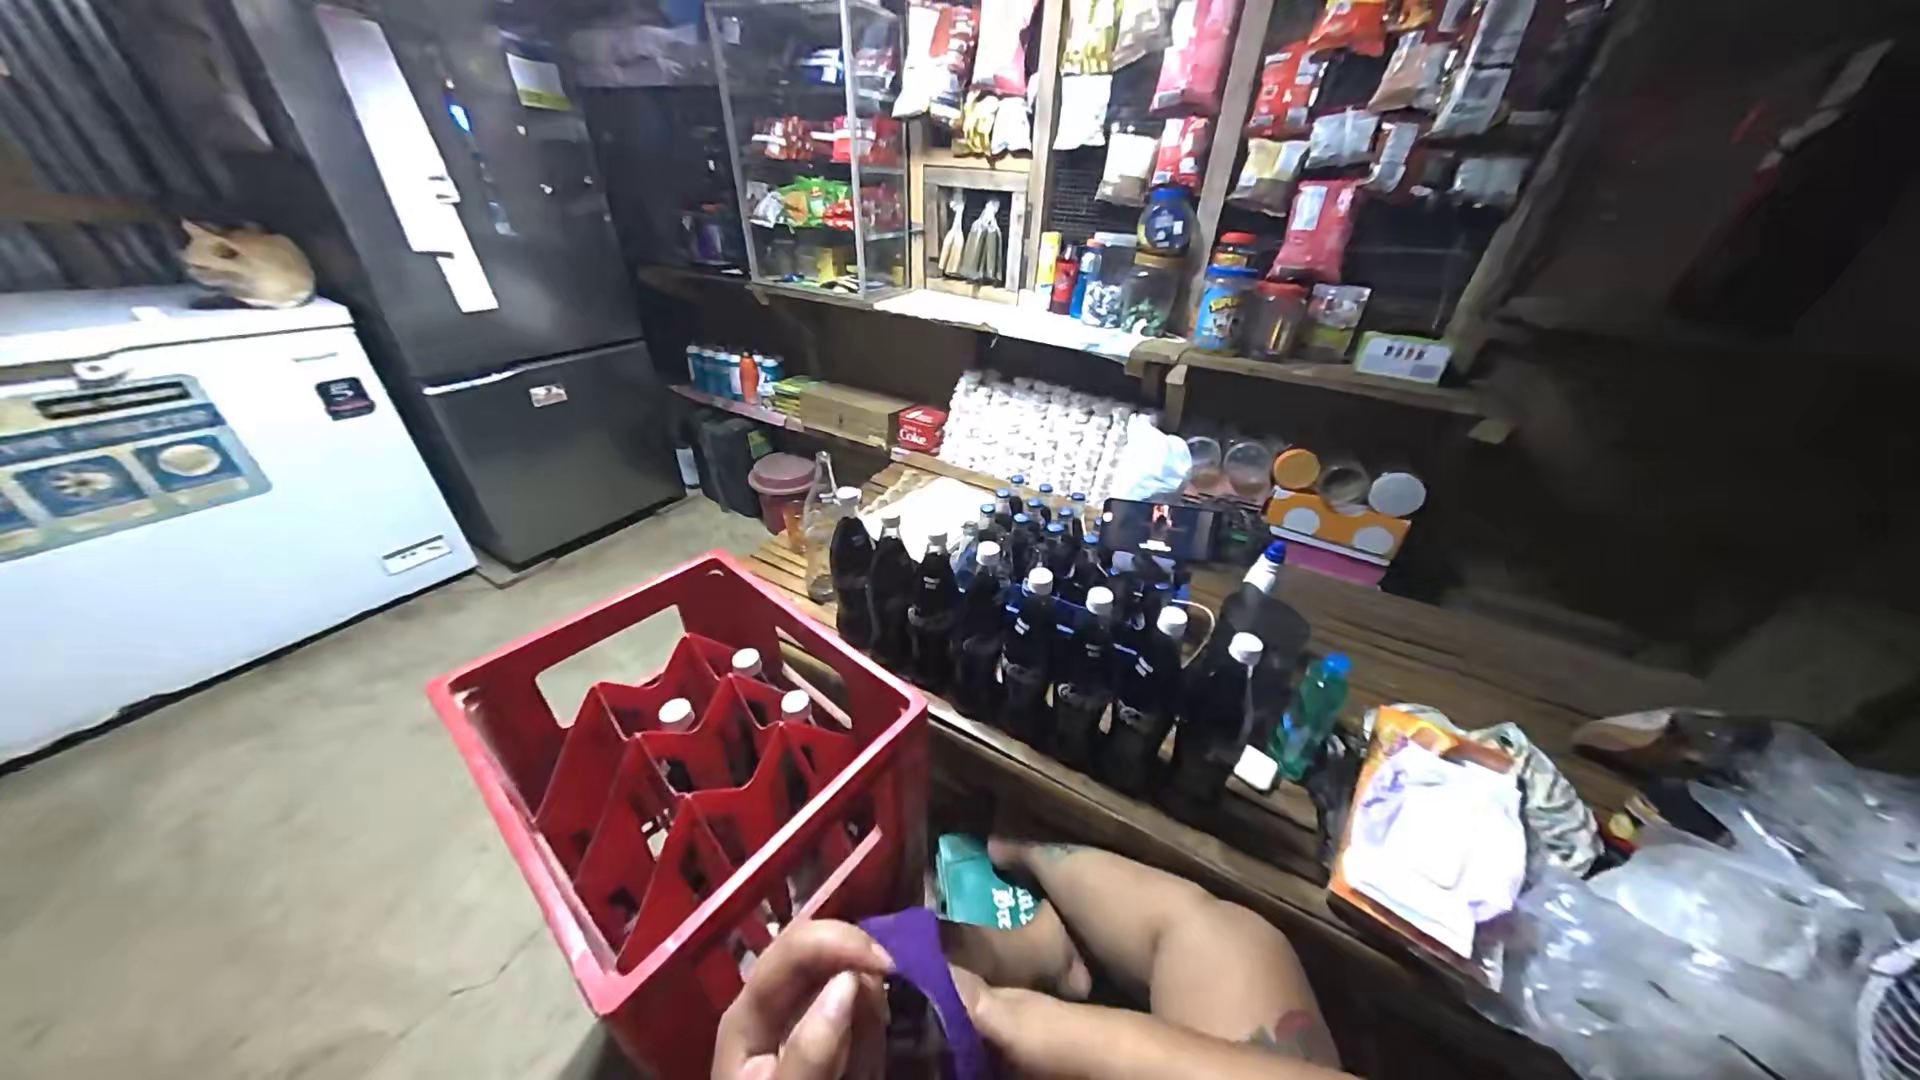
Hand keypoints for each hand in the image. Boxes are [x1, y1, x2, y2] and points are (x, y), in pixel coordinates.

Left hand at [713, 919, 893, 1079]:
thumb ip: (811, 1052)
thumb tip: (849, 981)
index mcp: (749, 1012)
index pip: (793, 948)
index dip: (840, 942)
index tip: (887, 967)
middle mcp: (769, 998)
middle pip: (818, 942)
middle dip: (858, 960)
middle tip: (890, 992)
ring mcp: (795, 1008)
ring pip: (842, 964)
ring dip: (867, 993)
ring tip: (870, 1050)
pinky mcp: (820, 1023)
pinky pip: (855, 996)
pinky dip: (871, 1014)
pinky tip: (868, 1054)